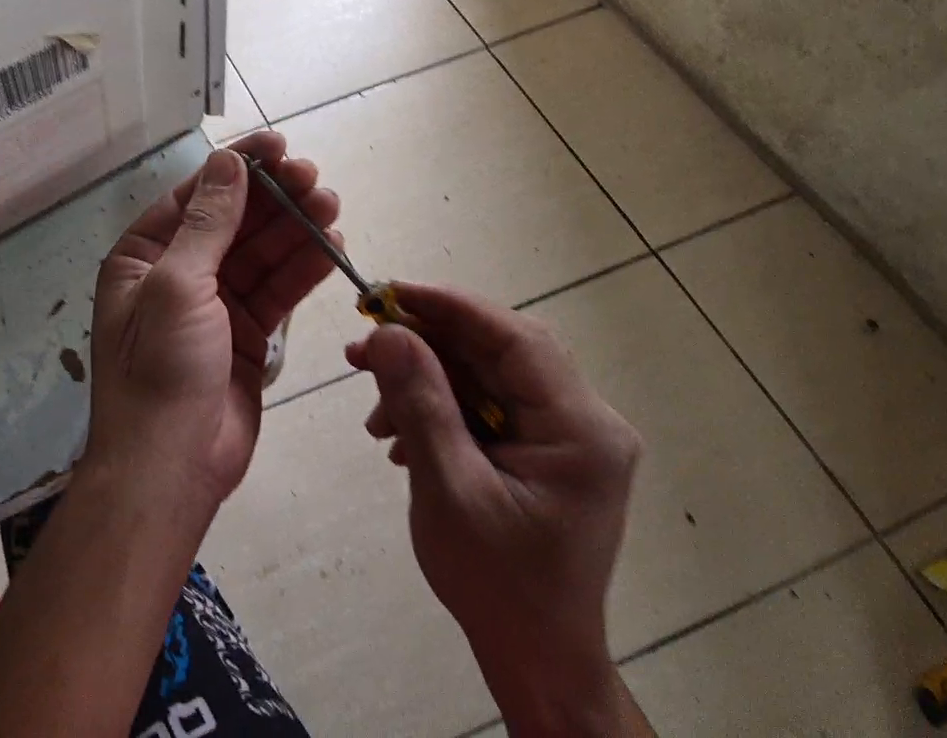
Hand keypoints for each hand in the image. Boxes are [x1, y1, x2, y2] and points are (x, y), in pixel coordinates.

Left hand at [85, 132, 339, 507]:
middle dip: (272, 200)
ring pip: (258, 256)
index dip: (237, 169)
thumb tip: (227, 164)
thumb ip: (207, 224)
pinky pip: (276, 293)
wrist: (169, 465)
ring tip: (332, 204)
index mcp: (142, 259)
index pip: (194, 198)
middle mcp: (175, 277)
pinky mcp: (245, 338)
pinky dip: (301, 270)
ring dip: (293, 230)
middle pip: (231, 224)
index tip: (280, 146)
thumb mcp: (176, 286)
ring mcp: (212, 308)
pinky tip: (330, 244)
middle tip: (315, 177)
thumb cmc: (159, 368)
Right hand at [346, 284, 645, 734]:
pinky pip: (486, 407)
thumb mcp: (449, 488)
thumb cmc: (496, 581)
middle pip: (498, 352)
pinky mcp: (544, 453)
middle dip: (426, 345)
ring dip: (425, 381)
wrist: (534, 654)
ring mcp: (566, 437)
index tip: (387, 293)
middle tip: (362, 347)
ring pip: (487, 377)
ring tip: (372, 409)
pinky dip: (438, 409)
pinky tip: (399, 436)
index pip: (514, 338)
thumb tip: (388, 332)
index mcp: (581, 429)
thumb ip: (421, 404)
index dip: (449, 307)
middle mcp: (584, 422)